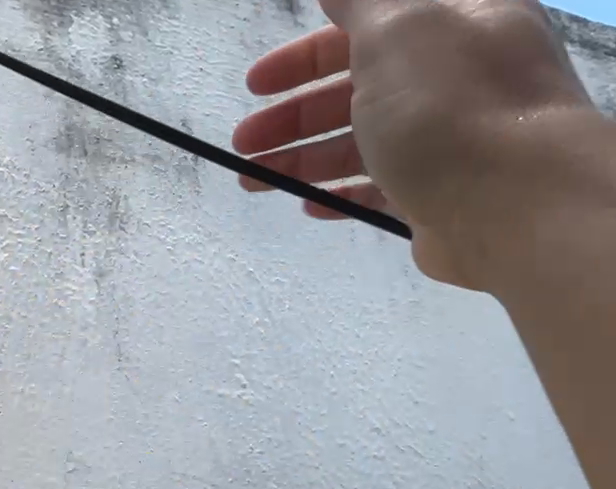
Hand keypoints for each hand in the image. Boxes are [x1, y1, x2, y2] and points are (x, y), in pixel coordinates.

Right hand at [231, 0, 599, 287]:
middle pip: (356, 90)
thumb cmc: (447, 106)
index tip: (254, 84)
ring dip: (299, 160)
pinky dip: (337, 192)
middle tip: (242, 142)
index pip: (368, 30)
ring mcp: (449, 135)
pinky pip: (376, 186)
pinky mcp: (437, 189)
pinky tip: (308, 204)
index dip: (304, 55)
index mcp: (457, 26)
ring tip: (252, 183)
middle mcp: (456, 76)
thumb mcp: (401, 31)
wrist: (509, 199)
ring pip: (358, 142)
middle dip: (292, 116)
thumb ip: (364, 2)